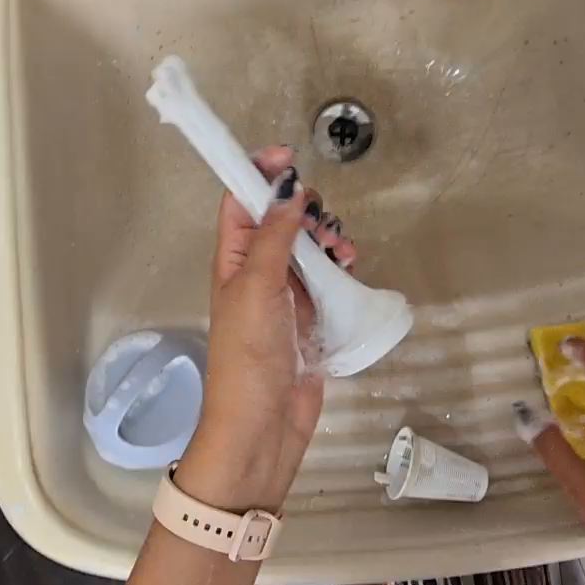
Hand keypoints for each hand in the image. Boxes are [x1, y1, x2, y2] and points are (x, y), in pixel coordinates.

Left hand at [177, 147, 357, 511]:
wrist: (262, 427)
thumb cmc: (249, 358)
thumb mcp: (257, 290)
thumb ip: (274, 238)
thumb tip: (289, 189)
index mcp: (233, 259)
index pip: (240, 202)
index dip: (259, 173)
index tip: (290, 157)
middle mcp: (257, 271)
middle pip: (280, 220)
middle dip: (305, 209)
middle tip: (323, 224)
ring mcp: (286, 295)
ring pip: (308, 247)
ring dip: (327, 238)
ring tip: (343, 251)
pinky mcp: (311, 317)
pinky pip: (327, 279)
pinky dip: (340, 268)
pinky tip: (351, 268)